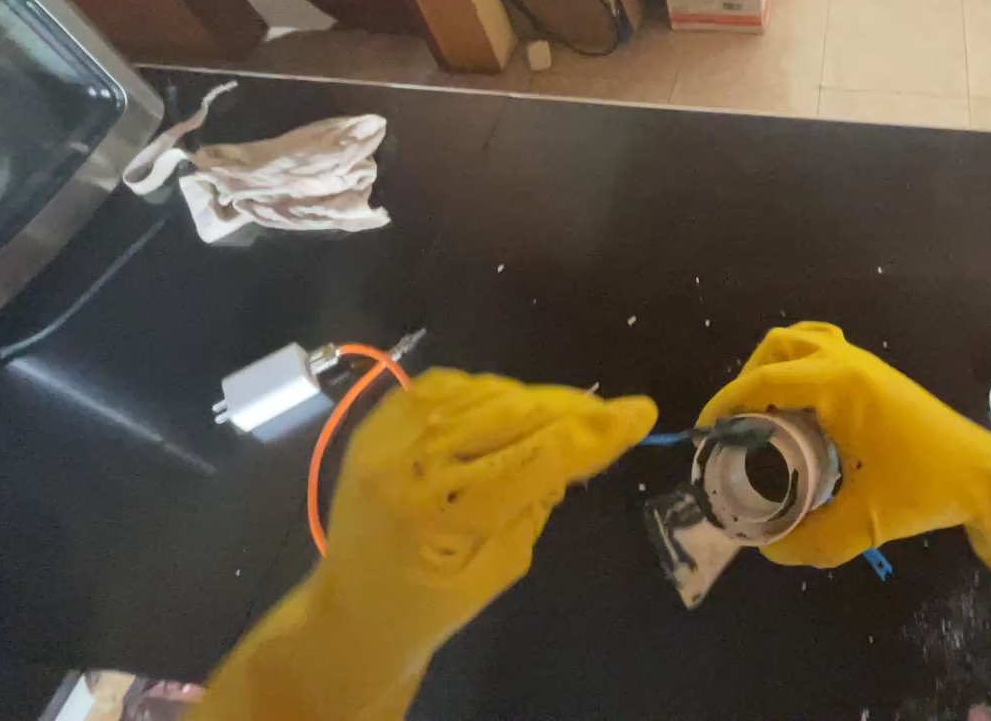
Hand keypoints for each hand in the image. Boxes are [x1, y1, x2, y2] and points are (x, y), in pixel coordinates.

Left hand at [315, 370, 656, 653]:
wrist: (348, 608)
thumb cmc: (433, 603)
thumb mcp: (504, 563)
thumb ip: (543, 497)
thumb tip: (587, 442)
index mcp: (441, 514)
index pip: (538, 456)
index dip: (595, 431)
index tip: (641, 412)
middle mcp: (412, 460)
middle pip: (518, 414)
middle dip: (575, 410)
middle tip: (614, 414)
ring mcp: (392, 428)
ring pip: (494, 392)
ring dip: (538, 402)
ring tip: (563, 419)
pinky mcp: (384, 411)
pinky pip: (461, 382)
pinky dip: (498, 393)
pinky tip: (511, 411)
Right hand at [699, 324, 990, 694]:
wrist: (983, 476)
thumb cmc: (926, 488)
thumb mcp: (864, 521)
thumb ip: (809, 538)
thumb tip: (766, 549)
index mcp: (840, 385)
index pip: (765, 379)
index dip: (727, 402)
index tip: (707, 433)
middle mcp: (848, 362)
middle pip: (778, 346)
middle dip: (747, 380)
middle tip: (736, 425)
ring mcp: (864, 362)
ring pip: (801, 340)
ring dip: (772, 367)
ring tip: (762, 413)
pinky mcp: (874, 373)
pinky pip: (823, 348)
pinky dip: (798, 364)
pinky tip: (800, 405)